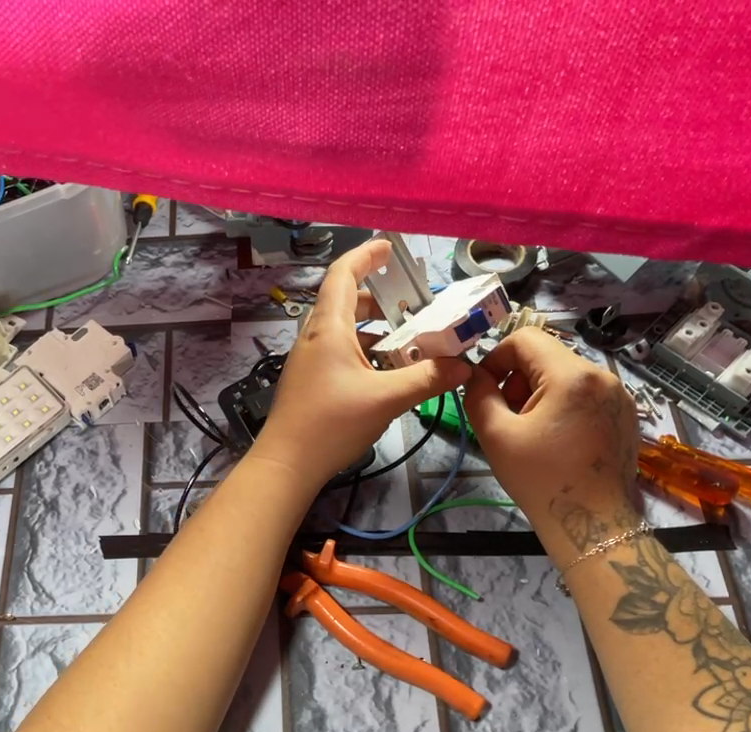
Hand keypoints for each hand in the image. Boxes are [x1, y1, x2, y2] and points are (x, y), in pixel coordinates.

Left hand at [247, 240, 469, 489]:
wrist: (286, 464)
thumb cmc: (331, 424)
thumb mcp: (385, 399)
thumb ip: (426, 379)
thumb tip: (463, 367)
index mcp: (328, 328)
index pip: (343, 274)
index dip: (366, 256)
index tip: (390, 248)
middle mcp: (314, 337)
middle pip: (344, 301)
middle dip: (378, 298)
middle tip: (411, 304)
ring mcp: (308, 361)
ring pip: (342, 331)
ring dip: (373, 329)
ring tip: (406, 339)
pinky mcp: (309, 382)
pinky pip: (338, 353)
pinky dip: (363, 352)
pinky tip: (385, 372)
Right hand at [461, 329, 639, 552]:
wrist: (592, 522)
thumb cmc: (541, 479)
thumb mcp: (496, 436)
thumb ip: (478, 396)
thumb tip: (474, 376)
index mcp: (571, 375)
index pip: (525, 339)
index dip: (496, 359)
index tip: (485, 390)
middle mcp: (602, 376)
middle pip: (546, 358)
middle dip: (517, 382)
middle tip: (507, 420)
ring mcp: (618, 396)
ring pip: (565, 377)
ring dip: (538, 397)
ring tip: (530, 435)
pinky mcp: (624, 415)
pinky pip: (584, 396)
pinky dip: (562, 409)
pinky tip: (555, 442)